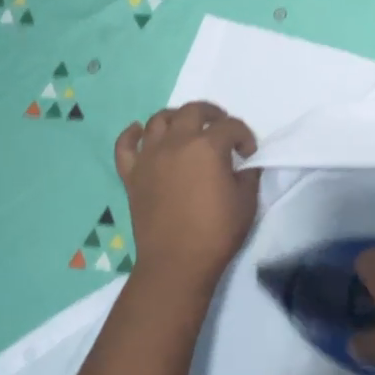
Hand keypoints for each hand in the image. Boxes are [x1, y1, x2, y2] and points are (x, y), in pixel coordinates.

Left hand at [114, 102, 259, 292]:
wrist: (177, 262)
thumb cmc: (217, 232)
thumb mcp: (247, 201)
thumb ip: (248, 175)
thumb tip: (244, 165)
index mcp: (208, 147)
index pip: (231, 126)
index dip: (245, 137)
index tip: (249, 155)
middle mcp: (176, 142)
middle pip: (193, 111)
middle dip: (212, 114)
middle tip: (221, 129)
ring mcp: (150, 157)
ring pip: (158, 120)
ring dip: (176, 118)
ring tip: (186, 129)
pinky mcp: (132, 175)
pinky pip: (125, 146)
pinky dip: (131, 134)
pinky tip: (140, 132)